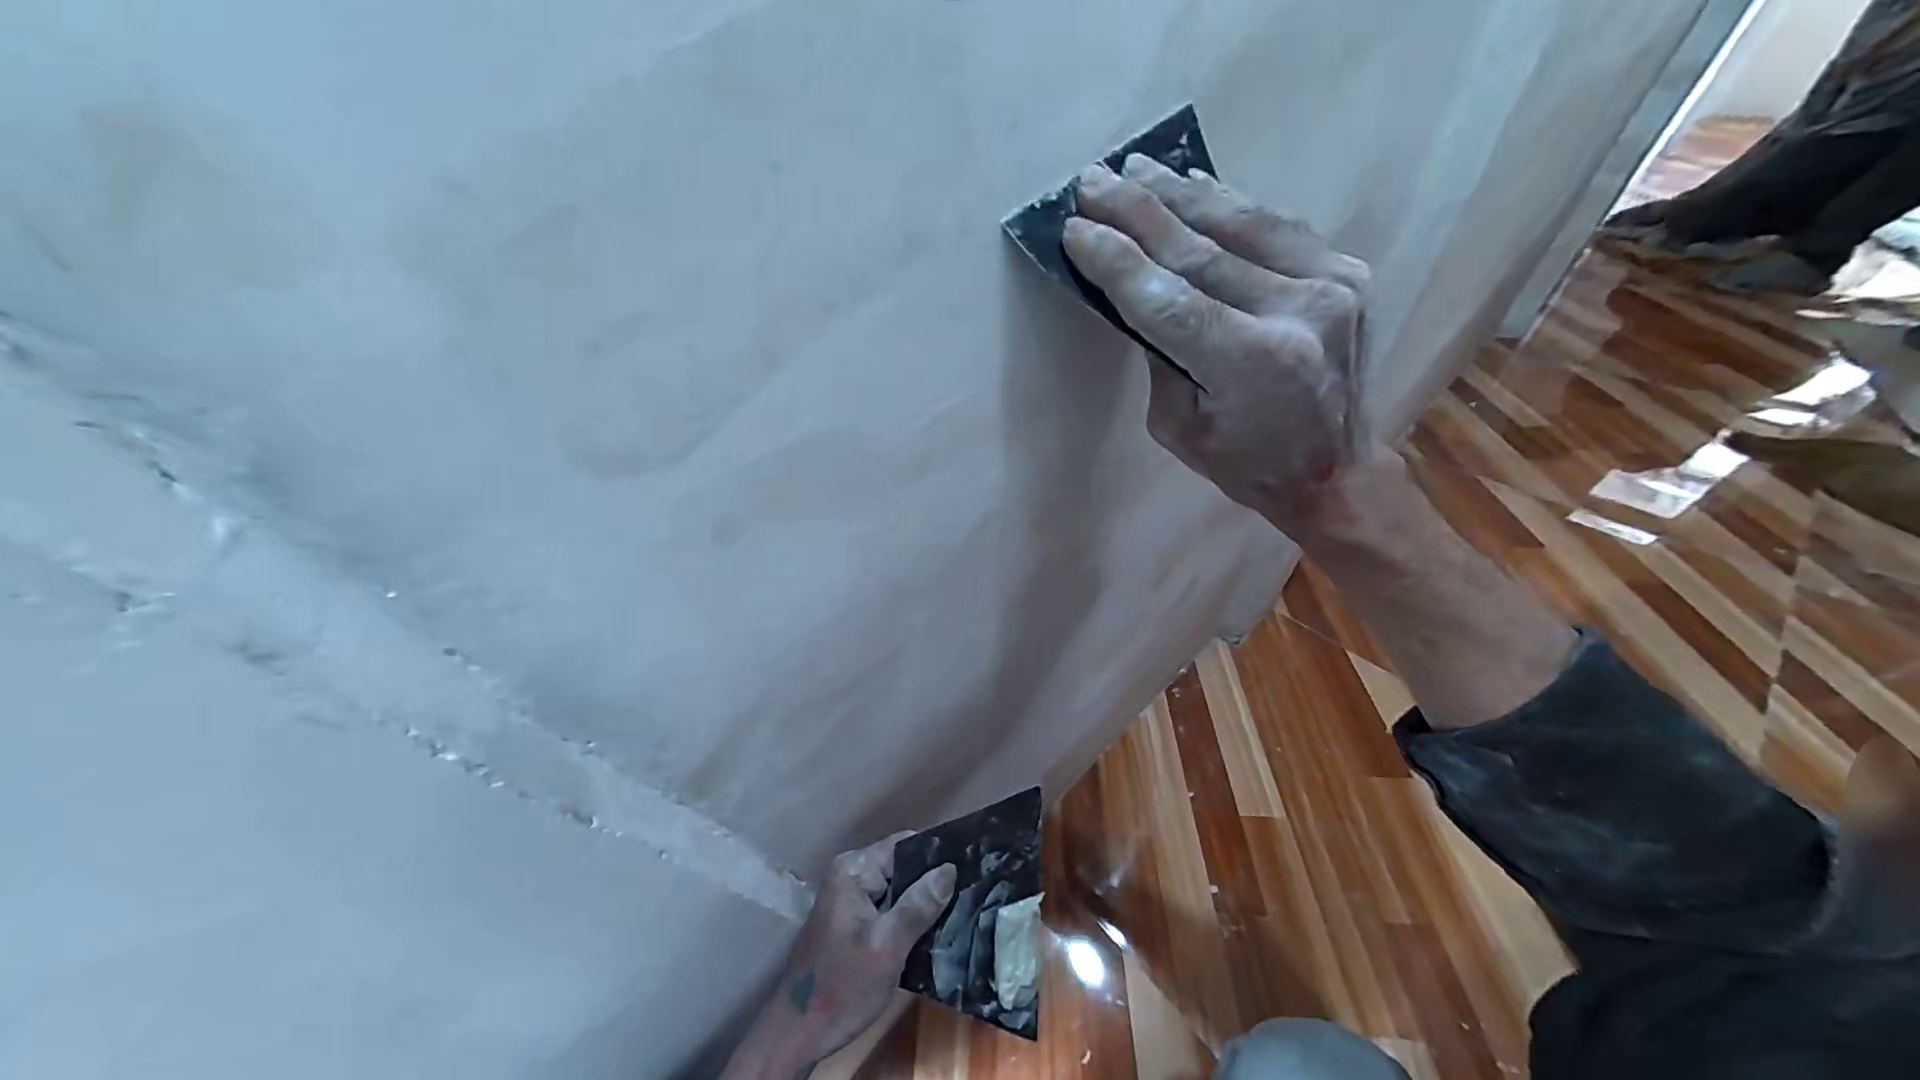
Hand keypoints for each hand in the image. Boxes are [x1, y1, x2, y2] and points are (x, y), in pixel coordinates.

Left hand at [725, 835, 955, 1078]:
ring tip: (959, 912)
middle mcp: (850, 875)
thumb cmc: (842, 986)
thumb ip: (918, 905)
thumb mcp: (887, 945)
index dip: (936, 855)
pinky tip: (934, 931)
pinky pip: (891, 907)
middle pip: (903, 865)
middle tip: (969, 895)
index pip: (904, 845)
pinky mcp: (855, 920)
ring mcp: (851, 898)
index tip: (970, 868)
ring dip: (923, 903)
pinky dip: (910, 918)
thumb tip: (950, 869)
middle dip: (932, 882)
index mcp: (853, 870)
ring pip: (900, 888)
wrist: (800, 1033)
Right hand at [1064, 155, 1373, 529]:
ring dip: (1179, 194)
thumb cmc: (1245, 464)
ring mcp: (1332, 284)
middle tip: (1091, 184)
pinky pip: (1275, 226)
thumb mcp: (1179, 426)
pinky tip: (1192, 185)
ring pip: (1240, 223)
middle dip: (1137, 214)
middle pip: (1200, 250)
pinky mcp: (1346, 271)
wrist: (1335, 471)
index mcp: (1252, 365)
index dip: (1117, 261)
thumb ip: (1160, 354)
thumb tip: (1139, 288)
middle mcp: (1299, 312)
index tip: (1075, 230)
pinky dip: (1228, 203)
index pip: (1168, 298)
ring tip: (1134, 170)